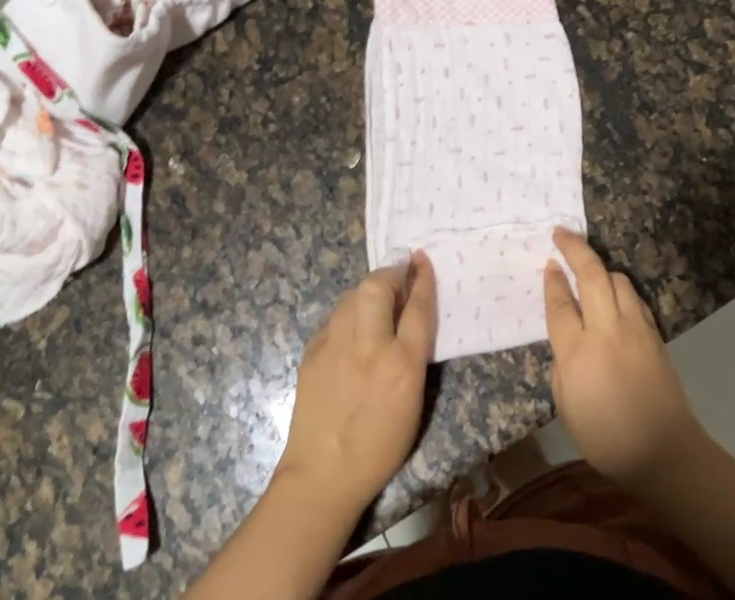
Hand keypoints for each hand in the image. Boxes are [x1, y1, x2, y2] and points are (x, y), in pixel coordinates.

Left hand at [275, 252, 437, 511]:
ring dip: (368, 289)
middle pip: (378, 287)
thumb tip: (410, 321)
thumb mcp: (414, 402)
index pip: (417, 308)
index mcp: (402, 364)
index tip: (423, 259)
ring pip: (352, 297)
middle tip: (401, 272)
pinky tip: (353, 326)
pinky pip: (335, 319)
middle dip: (391, 272)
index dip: (423, 279)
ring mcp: (334, 348)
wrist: (323, 474)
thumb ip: (414, 356)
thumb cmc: (380, 446)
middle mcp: (368, 347)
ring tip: (378, 297)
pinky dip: (349, 313)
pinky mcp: (311, 353)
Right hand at [543, 228, 706, 484]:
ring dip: (601, 268)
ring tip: (588, 268)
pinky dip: (619, 289)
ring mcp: (636, 328)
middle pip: (592, 275)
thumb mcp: (566, 405)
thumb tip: (567, 340)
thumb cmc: (604, 437)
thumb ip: (563, 364)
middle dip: (576, 249)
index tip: (549, 262)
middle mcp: (607, 330)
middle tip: (561, 234)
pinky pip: (634, 299)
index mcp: (578, 352)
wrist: (662, 450)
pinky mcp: (655, 334)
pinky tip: (612, 295)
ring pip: (618, 281)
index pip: (561, 304)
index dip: (553, 281)